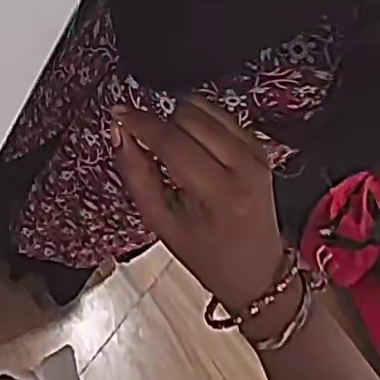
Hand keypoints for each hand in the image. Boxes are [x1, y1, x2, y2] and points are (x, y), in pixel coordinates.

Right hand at [110, 97, 289, 320]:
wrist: (257, 272)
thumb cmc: (204, 253)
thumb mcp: (160, 222)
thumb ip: (135, 172)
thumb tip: (119, 129)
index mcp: (218, 194)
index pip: (171, 141)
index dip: (140, 123)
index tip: (119, 114)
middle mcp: (243, 167)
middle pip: (186, 116)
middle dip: (162, 126)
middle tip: (153, 148)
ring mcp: (255, 154)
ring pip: (202, 108)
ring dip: (179, 120)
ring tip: (175, 148)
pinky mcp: (259, 146)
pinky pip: (219, 113)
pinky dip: (199, 121)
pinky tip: (195, 145)